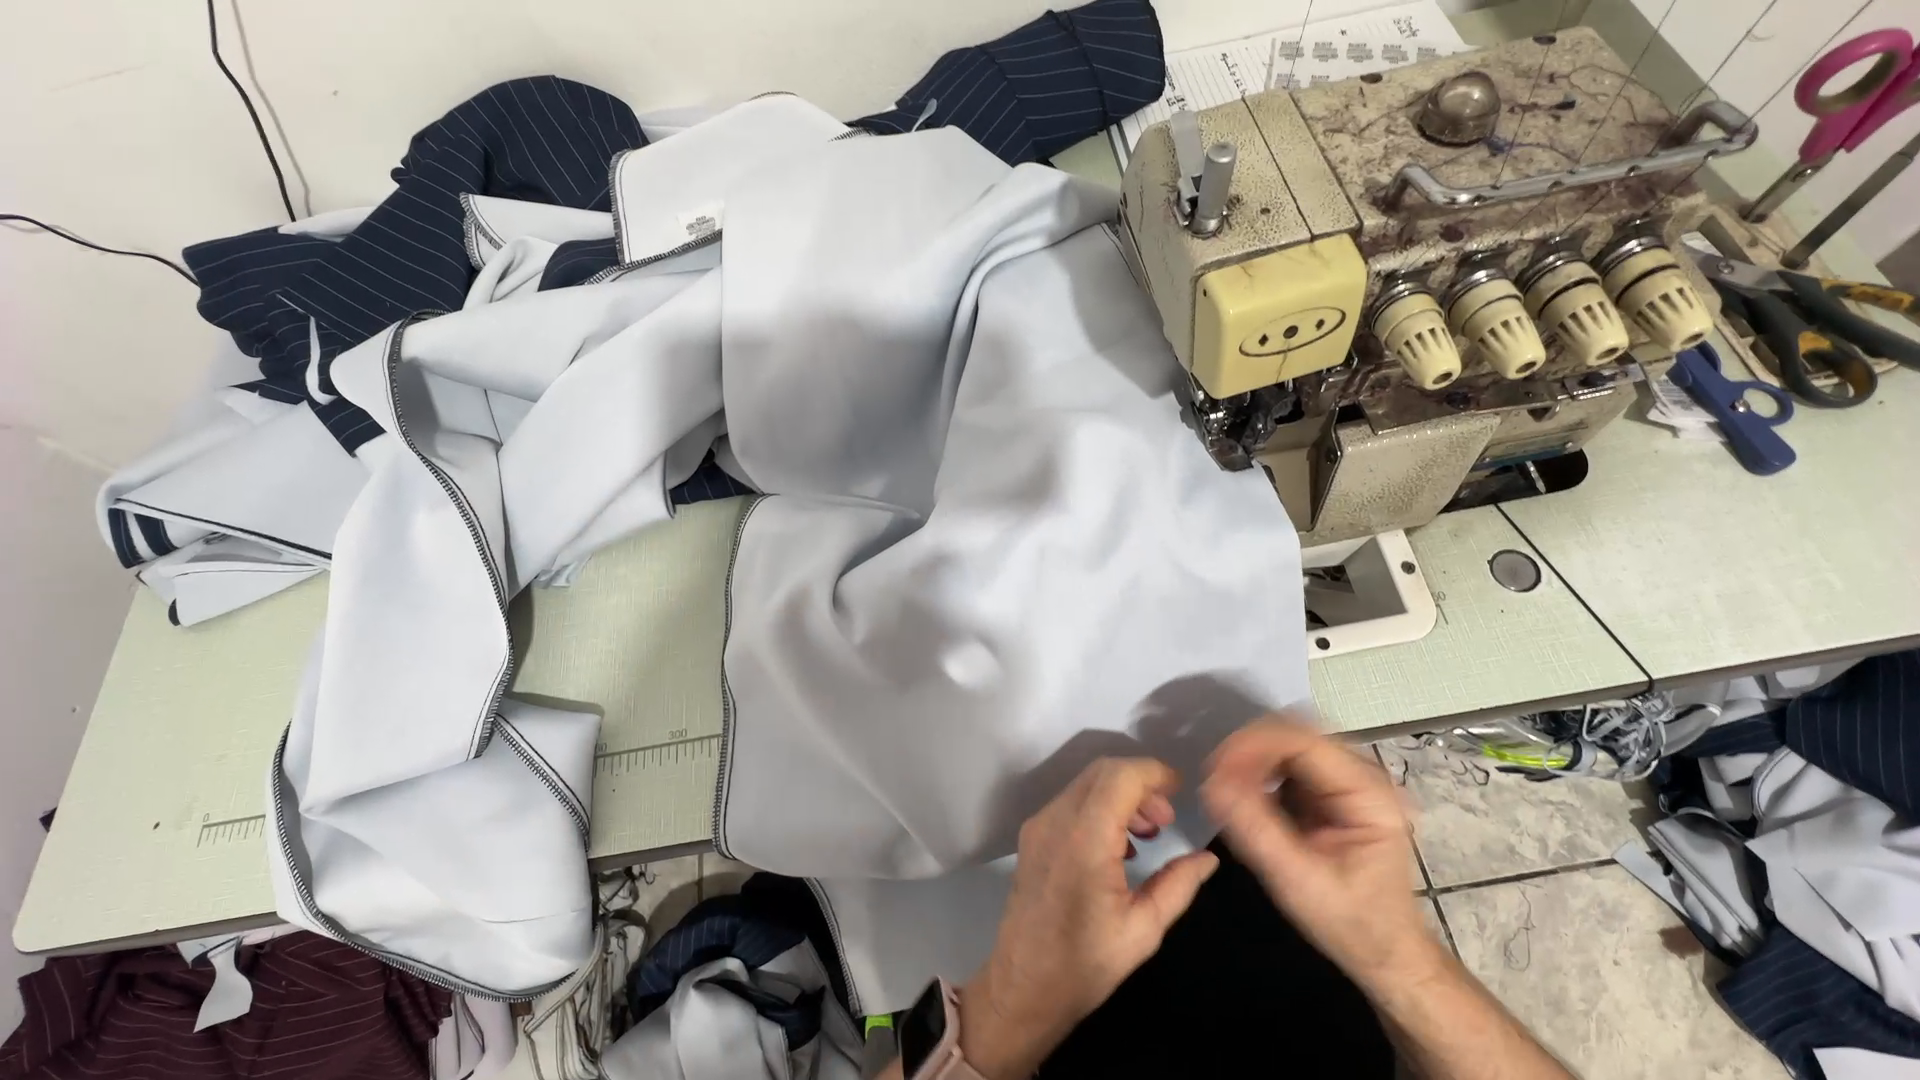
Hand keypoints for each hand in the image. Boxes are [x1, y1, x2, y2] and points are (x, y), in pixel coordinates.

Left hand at [959, 758, 1218, 1078]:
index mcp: (1085, 841)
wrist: (1023, 986)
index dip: (1153, 773)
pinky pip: (1071, 802)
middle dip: (1140, 783)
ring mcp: (1038, 826)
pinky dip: (1099, 807)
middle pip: (1102, 773)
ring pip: (1085, 785)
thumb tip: (1207, 858)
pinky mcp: (1031, 836)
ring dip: (1120, 795)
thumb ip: (1178, 885)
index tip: (1180, 790)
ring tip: (1148, 833)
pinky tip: (1119, 845)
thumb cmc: (1085, 965)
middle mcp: (1056, 822)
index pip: (1120, 777)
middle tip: (1166, 819)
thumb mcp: (1143, 930)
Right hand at [1199, 715, 1442, 990]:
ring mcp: (1346, 779)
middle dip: (1248, 748)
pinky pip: (1286, 761)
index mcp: (1367, 792)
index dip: (1252, 745)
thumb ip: (1255, 830)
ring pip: (1287, 742)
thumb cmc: (1349, 922)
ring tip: (1222, 786)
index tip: (1214, 768)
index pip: (1303, 741)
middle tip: (1214, 778)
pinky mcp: (1329, 790)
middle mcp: (1361, 774)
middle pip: (1294, 732)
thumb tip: (1209, 784)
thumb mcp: (1296, 881)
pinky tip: (1241, 795)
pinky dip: (1257, 770)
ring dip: (1250, 757)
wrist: (1384, 952)